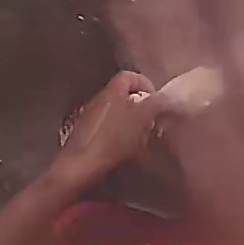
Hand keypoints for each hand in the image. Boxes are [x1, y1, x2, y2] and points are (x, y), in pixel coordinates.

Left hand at [49, 71, 161, 188]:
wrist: (79, 168)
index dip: (144, 83)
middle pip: (122, 95)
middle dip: (139, 105)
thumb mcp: (140, 121)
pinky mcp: (84, 135)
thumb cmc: (112, 141)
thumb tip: (164, 97)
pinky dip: (118, 134)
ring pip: (115, 112)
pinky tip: (125, 151)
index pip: (128, 76)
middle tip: (152, 120)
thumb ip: (154, 105)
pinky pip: (106, 127)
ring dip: (130, 121)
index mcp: (111, 92)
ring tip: (141, 138)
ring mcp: (88, 118)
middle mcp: (97, 100)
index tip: (156, 99)